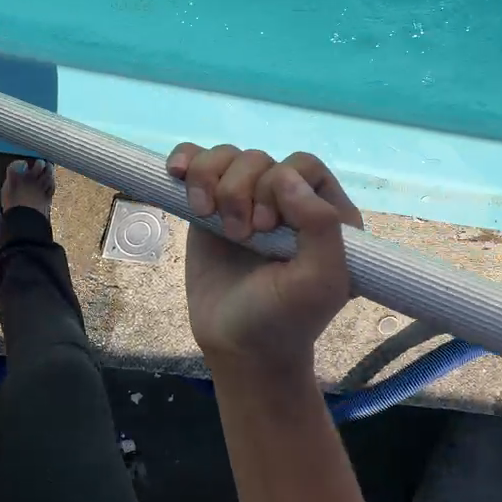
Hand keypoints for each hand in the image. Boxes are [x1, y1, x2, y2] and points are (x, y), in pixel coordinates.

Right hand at [168, 144, 362, 377]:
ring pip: (223, 156)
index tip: (265, 227)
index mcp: (326, 215)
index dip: (278, 185)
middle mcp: (285, 201)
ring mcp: (244, 200)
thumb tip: (285, 175)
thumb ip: (320, 226)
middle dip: (239, 190)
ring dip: (208, 179)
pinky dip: (184, 160)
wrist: (237, 345)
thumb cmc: (284, 319)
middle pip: (256, 159)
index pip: (302, 166)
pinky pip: (194, 160)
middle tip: (238, 235)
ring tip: (205, 214)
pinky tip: (174, 174)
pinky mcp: (208, 204)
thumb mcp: (319, 282)